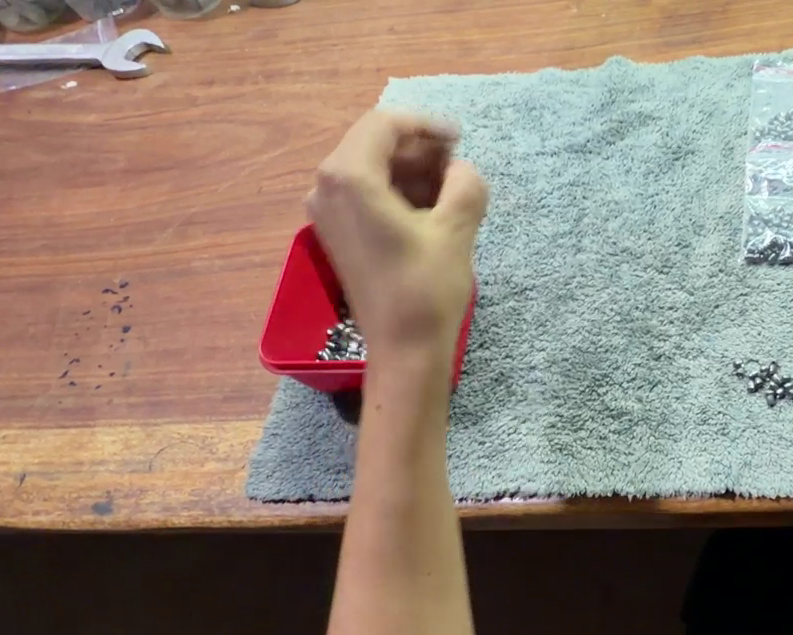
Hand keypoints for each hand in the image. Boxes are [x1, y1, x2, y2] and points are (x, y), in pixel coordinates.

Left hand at [307, 110, 489, 374]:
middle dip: (419, 151)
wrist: (403, 351)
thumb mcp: (456, 233)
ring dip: (411, 174)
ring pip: (370, 172)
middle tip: (460, 167)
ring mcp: (327, 213)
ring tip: (452, 191)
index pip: (385, 125)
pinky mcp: (338, 237)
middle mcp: (326, 186)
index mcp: (349, 176)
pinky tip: (430, 212)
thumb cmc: (426, 290)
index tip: (461, 140)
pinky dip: (397, 196)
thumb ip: (465, 187)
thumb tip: (463, 171)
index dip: (426, 126)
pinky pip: (366, 198)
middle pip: (374, 146)